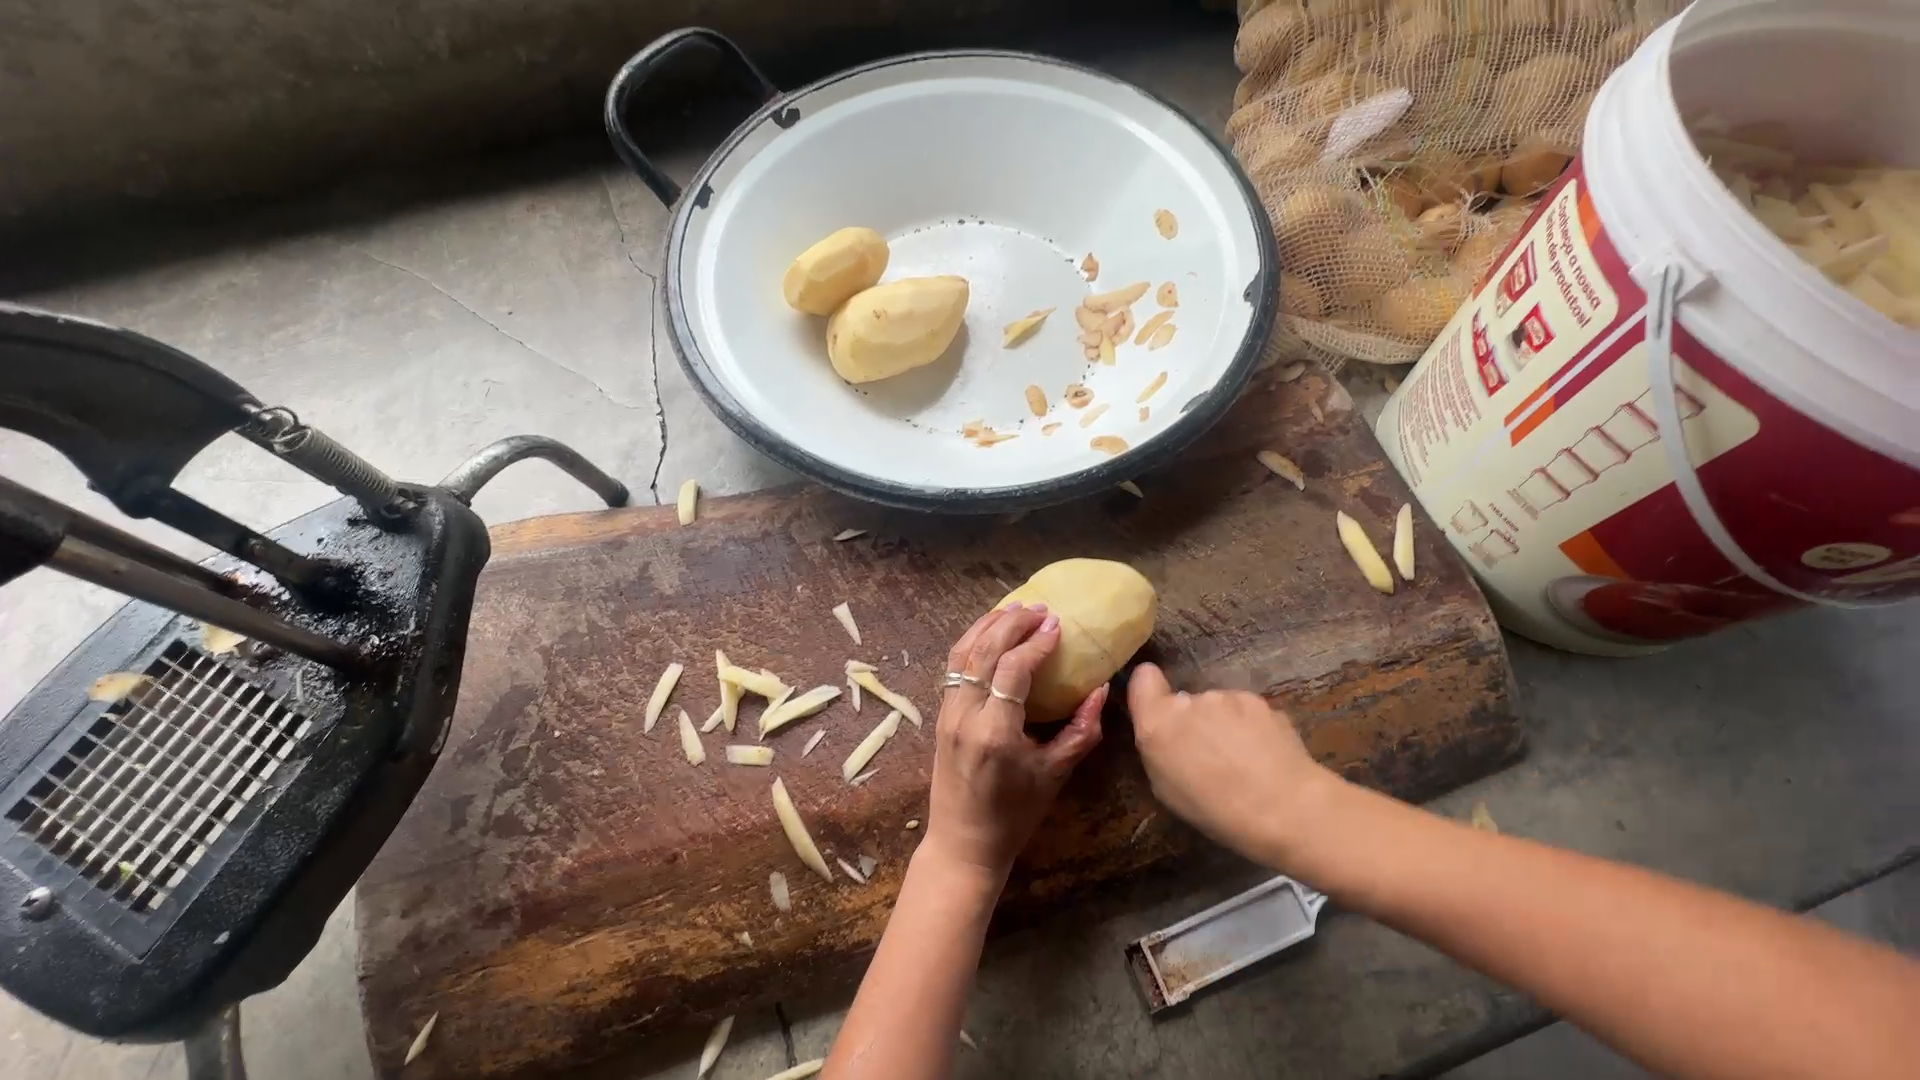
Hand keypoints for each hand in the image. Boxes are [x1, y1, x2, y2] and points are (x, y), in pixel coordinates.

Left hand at [921, 603, 1106, 879]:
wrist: (962, 844)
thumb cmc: (1014, 816)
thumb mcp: (1054, 775)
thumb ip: (1081, 731)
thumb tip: (1101, 690)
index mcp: (995, 732)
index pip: (1012, 670)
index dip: (1035, 643)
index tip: (1057, 625)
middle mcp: (965, 716)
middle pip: (983, 652)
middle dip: (1011, 624)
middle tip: (1039, 609)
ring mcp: (947, 714)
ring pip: (961, 653)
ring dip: (987, 626)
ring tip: (1014, 609)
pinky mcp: (940, 716)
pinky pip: (953, 667)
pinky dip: (971, 642)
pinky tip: (990, 633)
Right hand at [1128, 663, 1335, 865]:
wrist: (1283, 808)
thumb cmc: (1215, 810)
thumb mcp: (1167, 790)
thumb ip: (1160, 750)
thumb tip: (1167, 735)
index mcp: (1158, 723)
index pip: (1143, 678)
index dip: (1150, 692)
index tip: (1160, 712)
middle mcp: (1189, 701)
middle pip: (1184, 701)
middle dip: (1192, 721)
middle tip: (1209, 755)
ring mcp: (1227, 697)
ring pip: (1217, 706)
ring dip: (1223, 724)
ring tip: (1242, 760)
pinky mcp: (1260, 701)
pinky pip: (1245, 712)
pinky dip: (1250, 728)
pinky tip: (1264, 756)